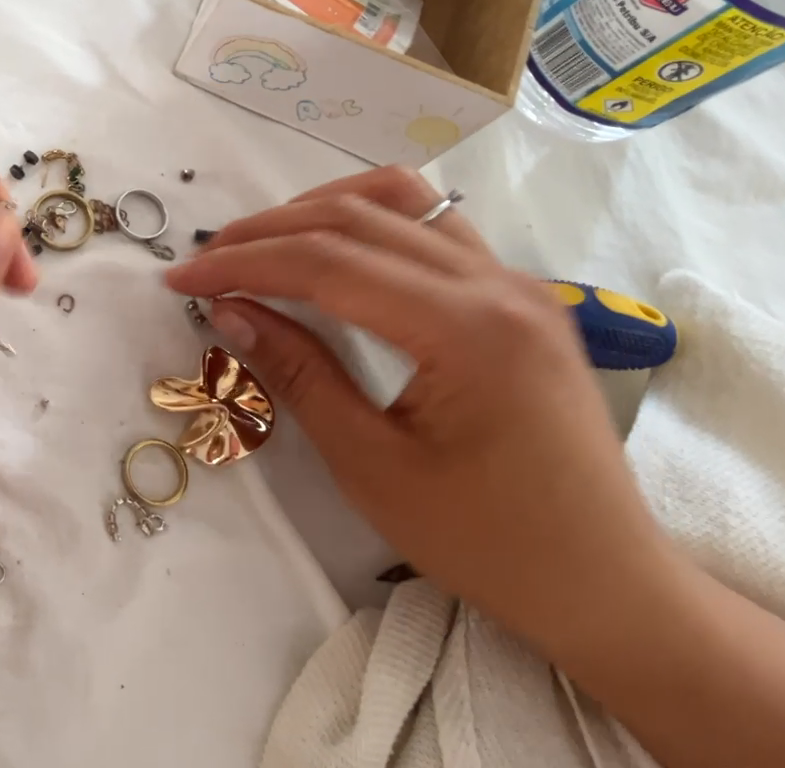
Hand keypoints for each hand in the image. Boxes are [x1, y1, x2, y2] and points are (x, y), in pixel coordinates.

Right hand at [165, 166, 680, 653]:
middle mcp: (497, 284)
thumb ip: (298, 372)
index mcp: (466, 329)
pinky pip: (432, 224)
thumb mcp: (370, 463)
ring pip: (399, 200)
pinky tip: (331, 249)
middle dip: (265, 232)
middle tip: (204, 264)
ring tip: (261, 246)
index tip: (180, 281)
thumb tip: (230, 312)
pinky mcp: (518, 296)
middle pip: (355, 217)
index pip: (326, 262)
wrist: (604, 583)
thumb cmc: (485, 540)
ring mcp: (516, 282)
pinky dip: (366, 220)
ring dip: (316, 211)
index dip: (241, 264)